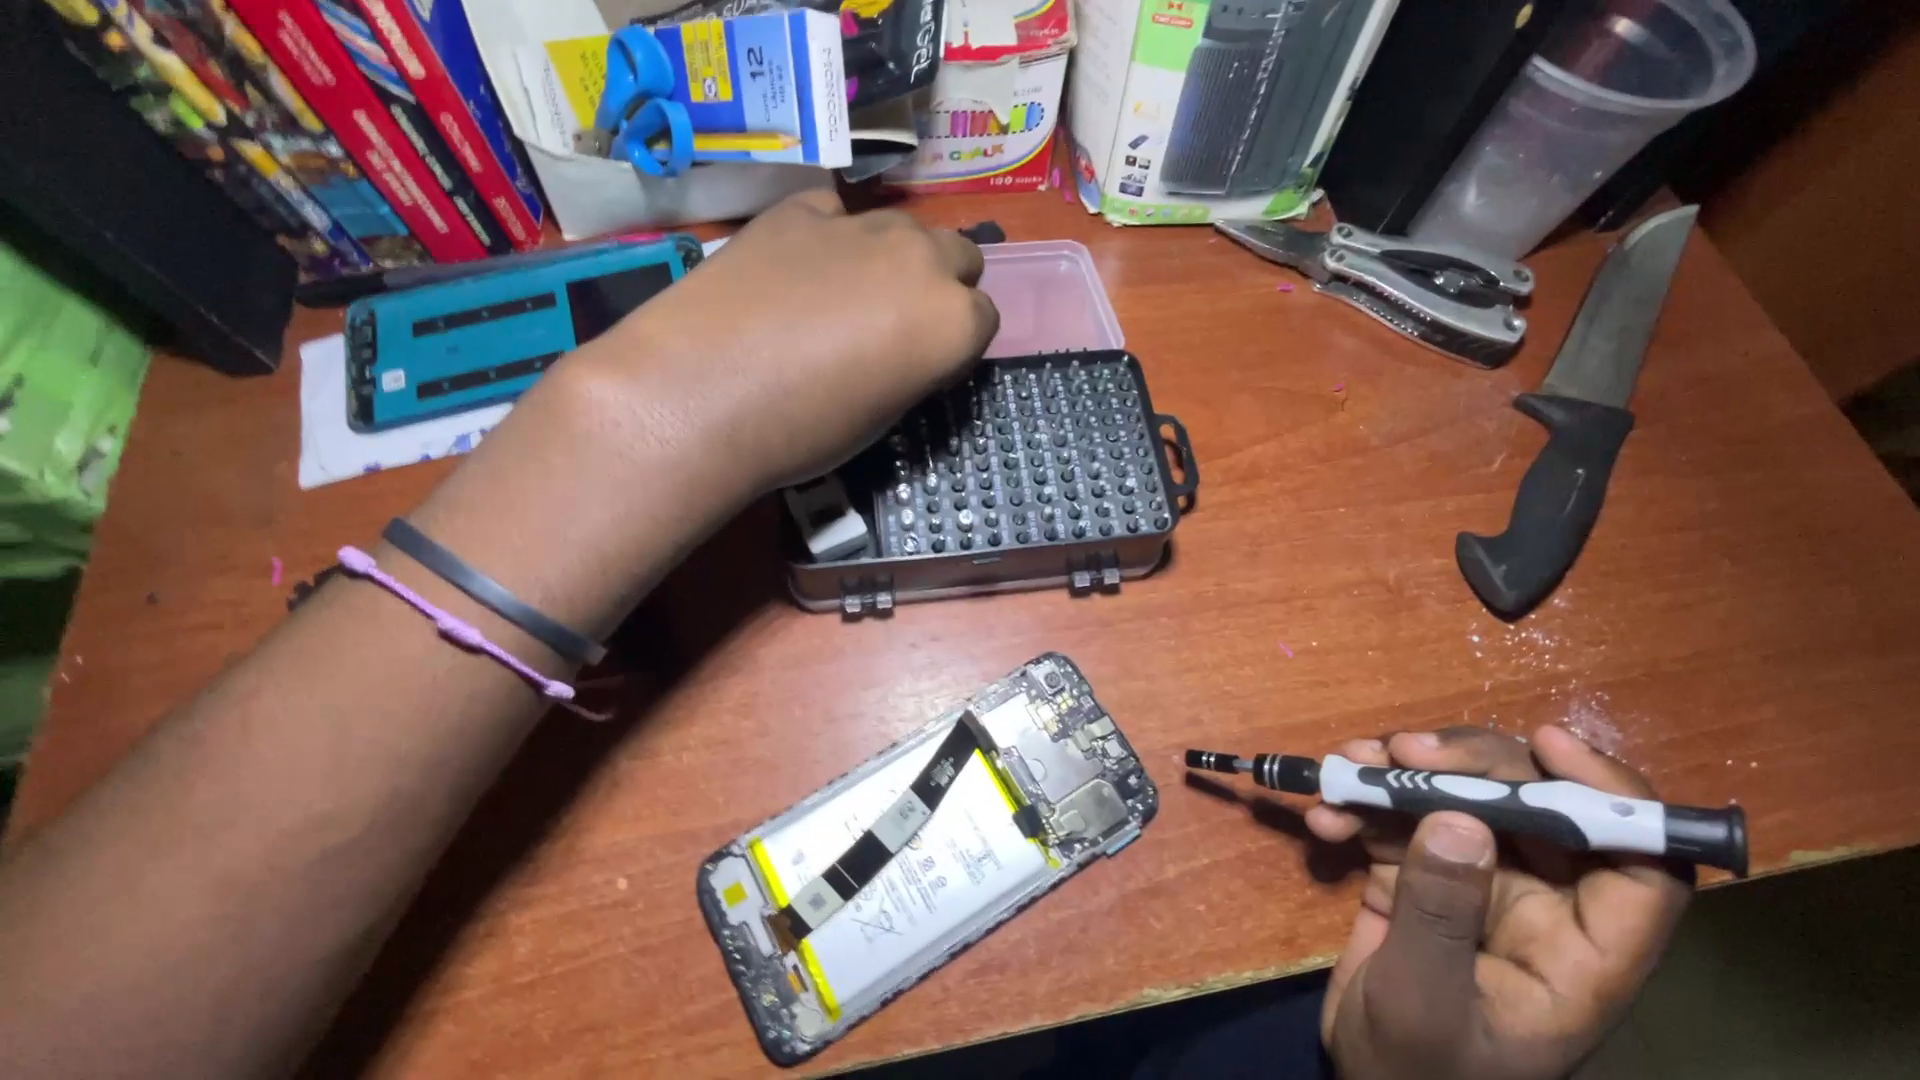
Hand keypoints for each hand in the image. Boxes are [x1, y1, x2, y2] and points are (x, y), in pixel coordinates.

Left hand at [402, 190, 997, 631]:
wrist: (699, 394)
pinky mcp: (800, 208)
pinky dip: (832, 235)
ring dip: (892, 257)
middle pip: (959, 255)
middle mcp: (923, 260)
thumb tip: (912, 349)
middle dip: (940, 285)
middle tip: (894, 324)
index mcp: (954, 320)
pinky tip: (798, 269)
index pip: (984, 318)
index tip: (923, 366)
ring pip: (904, 228)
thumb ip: (917, 367)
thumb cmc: (802, 433)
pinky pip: (837, 213)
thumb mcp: (884, 415)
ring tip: (844, 295)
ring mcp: (861, 226)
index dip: (955, 345)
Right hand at [1306, 726, 1691, 1079]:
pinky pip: (1398, 816)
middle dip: (1469, 765)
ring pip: (1461, 797)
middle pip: (1535, 805)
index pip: (1638, 863)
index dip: (1610, 795)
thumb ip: (1440, 914)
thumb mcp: (1423, 1002)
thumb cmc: (1416, 1074)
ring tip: (1342, 768)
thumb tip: (1458, 817)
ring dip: (1400, 773)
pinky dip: (1358, 804)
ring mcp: (1474, 882)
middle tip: (1401, 750)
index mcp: (1579, 950)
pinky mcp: (1418, 873)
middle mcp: (1539, 903)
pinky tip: (1322, 816)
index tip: (1545, 744)